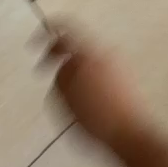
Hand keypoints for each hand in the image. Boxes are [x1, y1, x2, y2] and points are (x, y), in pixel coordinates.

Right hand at [41, 23, 148, 149]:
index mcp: (88, 53)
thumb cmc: (96, 118)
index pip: (64, 29)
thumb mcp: (67, 98)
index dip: (45, 33)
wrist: (133, 137)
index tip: (34, 46)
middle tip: (51, 76)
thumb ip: (59, 75)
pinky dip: (89, 80)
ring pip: (88, 61)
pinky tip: (89, 103)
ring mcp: (119, 65)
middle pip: (77, 47)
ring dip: (76, 72)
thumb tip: (60, 65)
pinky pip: (101, 72)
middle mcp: (105, 53)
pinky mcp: (128, 79)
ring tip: (72, 98)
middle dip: (62, 60)